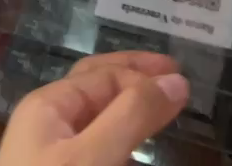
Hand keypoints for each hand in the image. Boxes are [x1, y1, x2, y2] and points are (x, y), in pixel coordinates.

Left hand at [0, 52, 188, 165]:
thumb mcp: (92, 158)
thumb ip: (133, 116)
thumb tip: (176, 79)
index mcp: (48, 108)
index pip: (104, 75)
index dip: (143, 75)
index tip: (184, 85)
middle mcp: (47, 129)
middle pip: (96, 89)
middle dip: (135, 80)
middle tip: (174, 77)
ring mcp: (49, 161)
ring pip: (95, 124)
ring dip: (127, 113)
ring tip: (159, 116)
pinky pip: (92, 156)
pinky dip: (118, 148)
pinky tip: (133, 158)